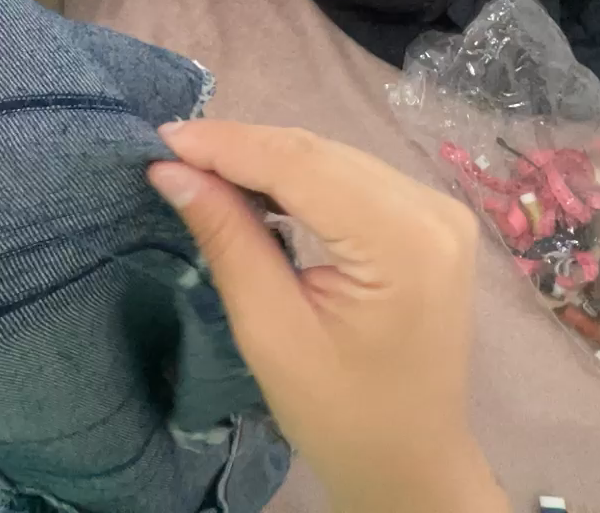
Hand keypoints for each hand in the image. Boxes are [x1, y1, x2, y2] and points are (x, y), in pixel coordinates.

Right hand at [147, 121, 505, 512]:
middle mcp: (431, 208)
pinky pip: (347, 173)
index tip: (163, 138)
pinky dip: (295, 172)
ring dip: (264, 156)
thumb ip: (228, 238)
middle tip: (173, 150)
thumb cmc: (340, 415)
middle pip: (317, 153)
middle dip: (240, 147)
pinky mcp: (427, 214)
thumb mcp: (270, 331)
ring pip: (329, 156)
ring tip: (201, 163)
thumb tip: (172, 170)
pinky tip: (253, 180)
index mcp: (404, 242)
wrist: (411, 462)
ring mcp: (436, 207)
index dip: (228, 145)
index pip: (301, 165)